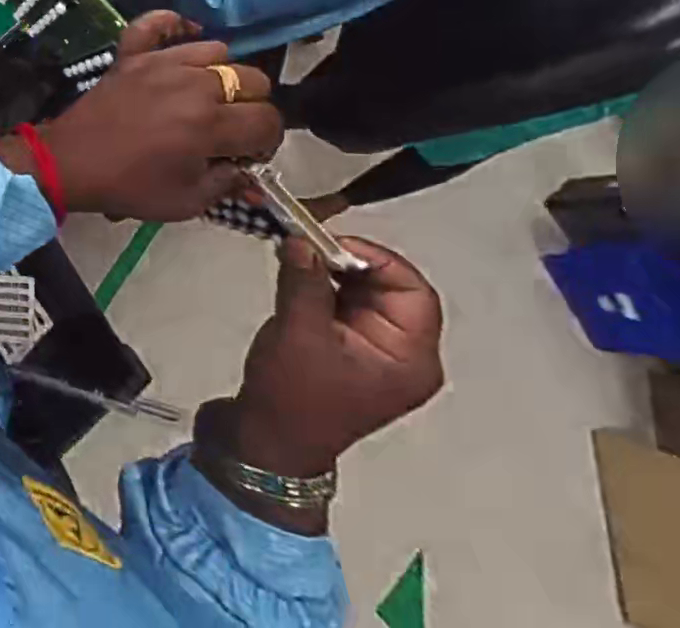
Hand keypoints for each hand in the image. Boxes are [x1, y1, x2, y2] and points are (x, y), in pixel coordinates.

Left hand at [0, 11, 282, 220]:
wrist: (68, 164)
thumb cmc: (126, 186)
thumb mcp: (185, 202)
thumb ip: (226, 184)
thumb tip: (248, 173)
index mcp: (209, 124)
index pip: (267, 121)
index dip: (265, 142)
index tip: (246, 154)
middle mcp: (192, 84)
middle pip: (252, 80)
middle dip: (250, 108)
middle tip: (227, 129)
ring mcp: (159, 63)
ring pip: (217, 51)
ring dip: (221, 73)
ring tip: (204, 97)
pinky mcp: (131, 55)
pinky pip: (156, 23)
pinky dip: (173, 25)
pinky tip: (183, 39)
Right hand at [232, 237, 444, 475]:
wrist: (267, 438)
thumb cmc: (292, 394)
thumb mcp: (297, 333)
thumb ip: (302, 283)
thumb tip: (299, 240)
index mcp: (410, 356)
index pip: (412, 291)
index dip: (375, 258)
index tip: (327, 240)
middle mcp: (402, 352)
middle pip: (389, 290)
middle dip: (348, 262)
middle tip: (305, 244)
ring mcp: (373, 351)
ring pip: (363, 295)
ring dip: (330, 272)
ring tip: (294, 257)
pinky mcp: (346, 349)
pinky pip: (343, 306)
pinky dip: (321, 287)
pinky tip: (294, 276)